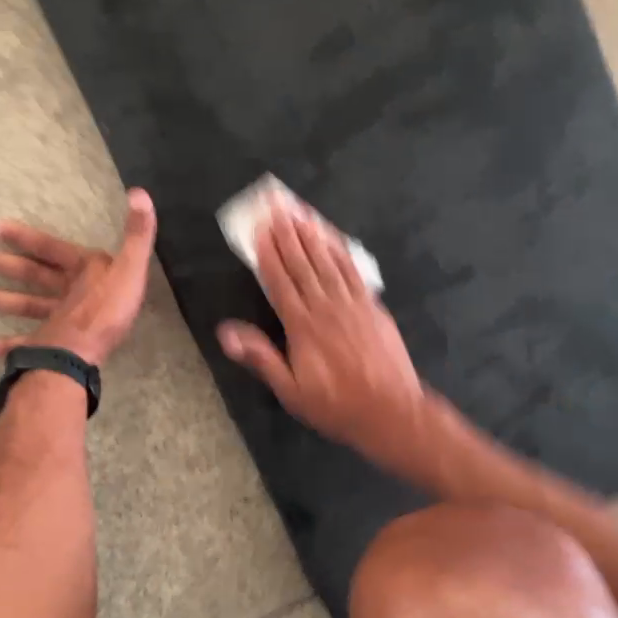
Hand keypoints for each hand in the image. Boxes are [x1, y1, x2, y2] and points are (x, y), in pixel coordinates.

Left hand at [0, 189, 156, 366]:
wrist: (89, 347)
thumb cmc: (111, 308)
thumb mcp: (132, 266)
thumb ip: (138, 233)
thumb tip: (139, 192)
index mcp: (82, 270)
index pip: (50, 247)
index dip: (25, 236)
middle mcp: (62, 290)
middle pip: (27, 274)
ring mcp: (52, 319)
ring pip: (21, 306)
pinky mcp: (49, 345)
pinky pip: (24, 345)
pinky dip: (4, 347)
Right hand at [217, 205, 438, 476]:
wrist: (391, 411)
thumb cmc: (336, 405)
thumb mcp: (291, 391)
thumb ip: (261, 357)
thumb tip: (226, 332)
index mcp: (302, 326)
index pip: (280, 282)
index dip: (268, 254)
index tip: (259, 229)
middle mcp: (326, 307)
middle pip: (303, 264)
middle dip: (288, 234)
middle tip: (277, 206)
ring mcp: (352, 303)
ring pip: (328, 261)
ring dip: (312, 236)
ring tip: (300, 213)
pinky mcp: (373, 306)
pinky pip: (353, 271)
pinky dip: (341, 251)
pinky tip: (333, 238)